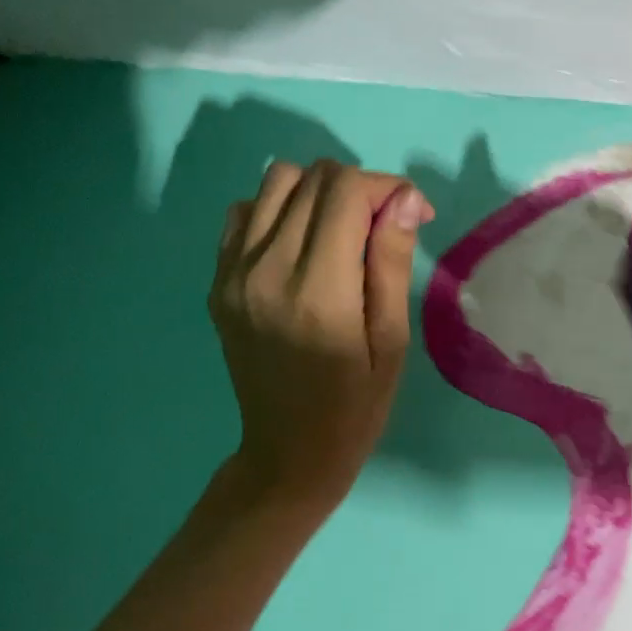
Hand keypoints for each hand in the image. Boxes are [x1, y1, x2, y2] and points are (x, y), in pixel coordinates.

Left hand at [210, 159, 431, 503]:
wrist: (289, 452)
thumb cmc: (355, 407)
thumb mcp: (391, 344)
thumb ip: (392, 265)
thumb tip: (405, 199)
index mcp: (319, 290)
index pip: (346, 191)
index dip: (387, 188)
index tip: (413, 215)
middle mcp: (267, 268)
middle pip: (311, 178)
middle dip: (358, 188)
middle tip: (382, 228)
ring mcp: (234, 272)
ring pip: (274, 182)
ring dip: (317, 194)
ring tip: (341, 234)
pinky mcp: (218, 281)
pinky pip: (243, 212)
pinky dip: (277, 212)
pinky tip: (300, 247)